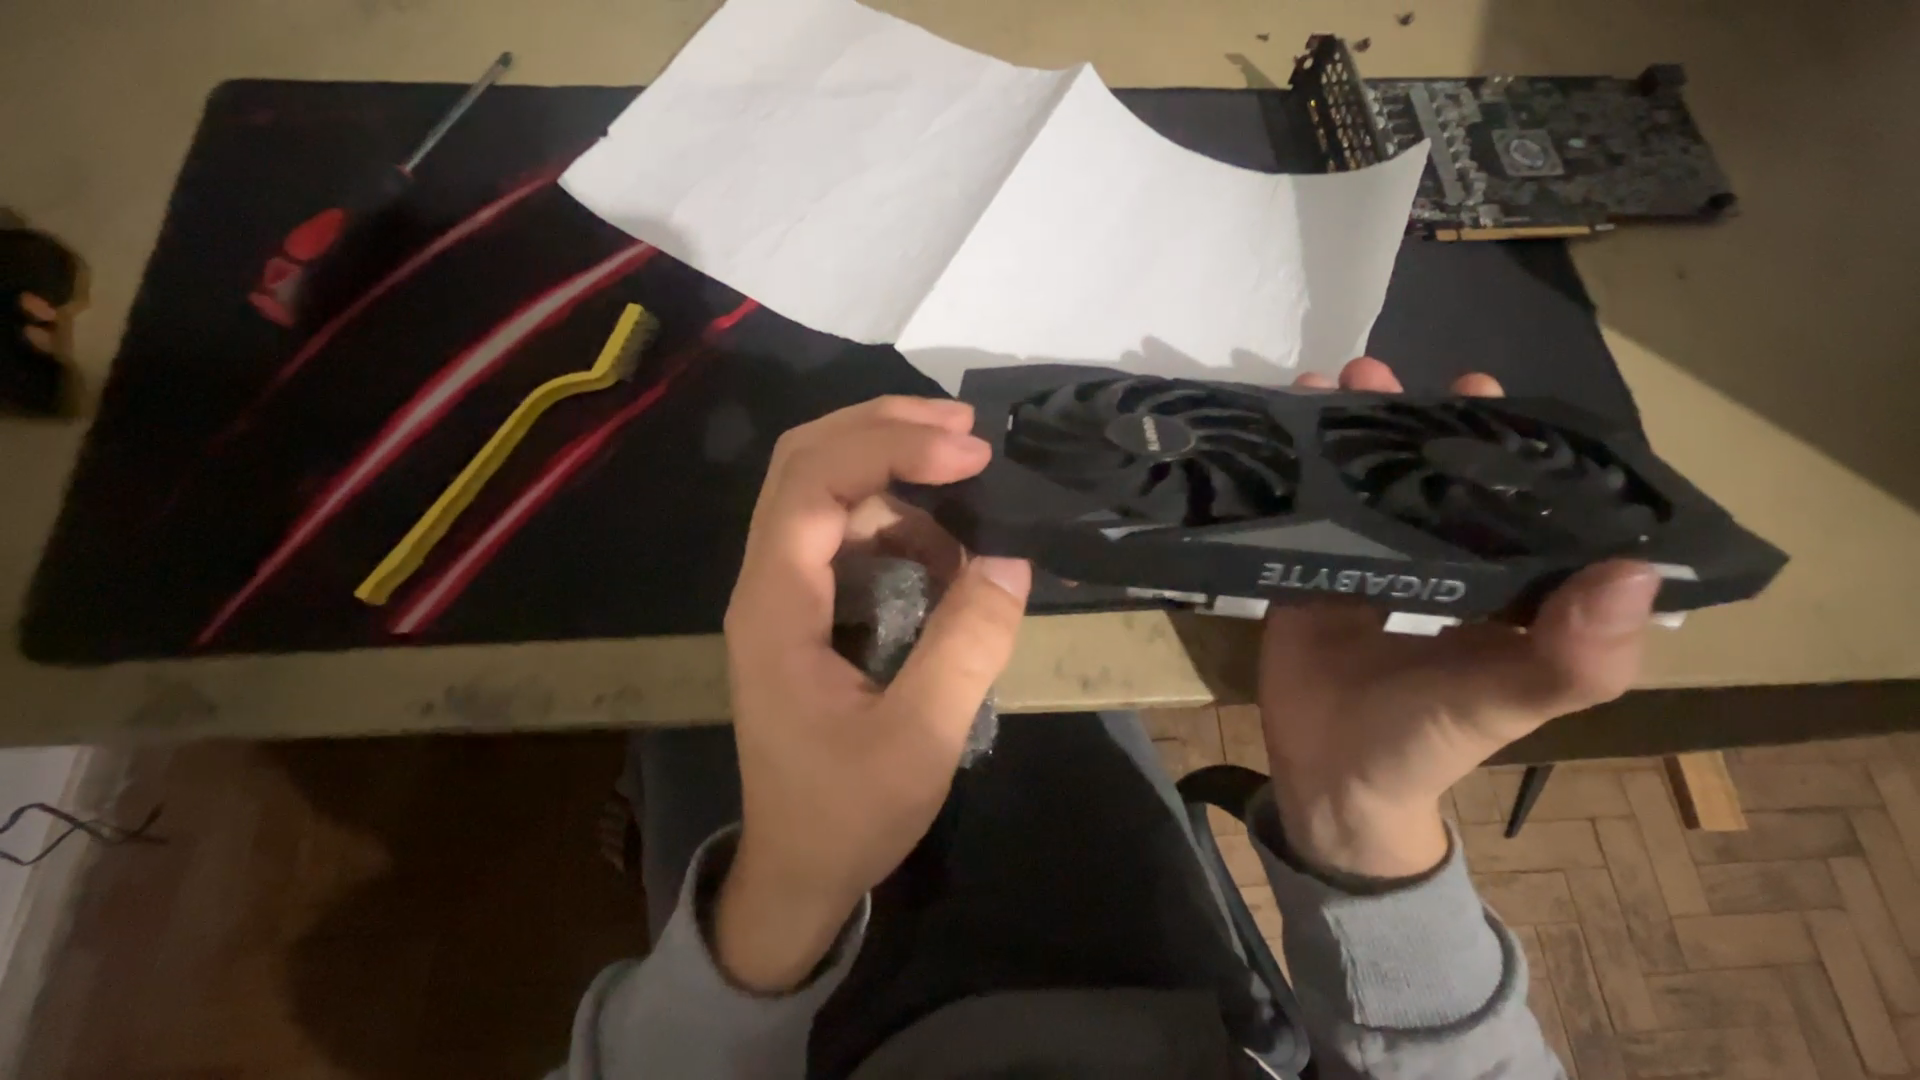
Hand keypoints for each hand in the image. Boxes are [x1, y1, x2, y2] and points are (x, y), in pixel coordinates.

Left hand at [717, 396, 1031, 989]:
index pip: (813, 485)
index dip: (889, 449)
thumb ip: (966, 646)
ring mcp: (784, 593)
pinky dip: (899, 520)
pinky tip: (948, 548)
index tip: (971, 454)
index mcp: (775, 606)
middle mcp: (767, 583)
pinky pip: (848, 534)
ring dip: (893, 470)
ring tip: (968, 482)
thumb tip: (1010, 560)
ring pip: (824, 490)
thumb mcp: (919, 739)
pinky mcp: (808, 609)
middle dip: (882, 429)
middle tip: (963, 429)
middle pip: (805, 463)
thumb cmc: (847, 814)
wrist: (797, 870)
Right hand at [1263, 358, 1659, 878]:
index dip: (1506, 440)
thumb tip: (1633, 569)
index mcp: (1505, 580)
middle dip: (1415, 419)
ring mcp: (1371, 561)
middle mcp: (1443, 558)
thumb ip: (1574, 657)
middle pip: (1435, 473)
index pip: (1519, 495)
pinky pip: (1310, 510)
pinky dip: (1299, 470)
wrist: (1328, 773)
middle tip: (1390, 376)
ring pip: (1369, 481)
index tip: (1482, 389)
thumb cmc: (1427, 740)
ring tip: (1337, 382)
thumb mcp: (1506, 702)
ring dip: (1354, 432)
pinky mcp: (1313, 569)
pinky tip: (1283, 430)